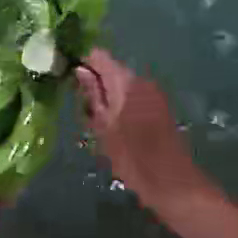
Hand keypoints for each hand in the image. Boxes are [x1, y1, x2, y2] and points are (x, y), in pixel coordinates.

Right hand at [74, 50, 214, 208]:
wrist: (171, 180)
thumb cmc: (132, 157)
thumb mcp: (104, 127)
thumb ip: (92, 95)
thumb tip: (80, 69)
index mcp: (127, 82)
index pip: (100, 57)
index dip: (83, 62)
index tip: (67, 75)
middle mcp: (142, 80)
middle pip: (112, 70)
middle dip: (94, 81)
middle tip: (78, 104)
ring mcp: (153, 92)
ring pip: (122, 84)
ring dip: (107, 94)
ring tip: (92, 118)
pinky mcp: (159, 105)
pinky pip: (133, 95)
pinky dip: (120, 103)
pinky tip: (112, 124)